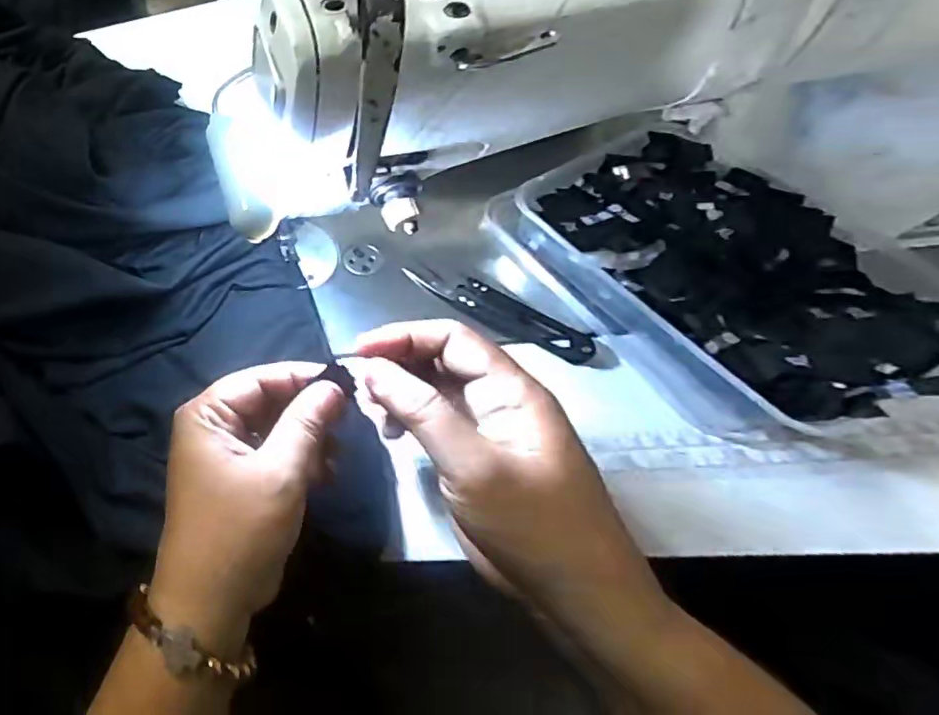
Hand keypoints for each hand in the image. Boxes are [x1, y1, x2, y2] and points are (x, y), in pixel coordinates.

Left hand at [151, 363, 346, 656]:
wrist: (209, 606)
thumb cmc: (240, 531)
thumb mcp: (280, 473)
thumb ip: (306, 423)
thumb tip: (332, 386)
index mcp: (207, 414)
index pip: (259, 378)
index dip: (301, 377)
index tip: (344, 382)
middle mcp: (210, 426)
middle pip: (266, 401)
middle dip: (307, 411)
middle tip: (349, 419)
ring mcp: (222, 454)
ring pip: (273, 428)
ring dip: (307, 437)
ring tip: (341, 453)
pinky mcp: (236, 479)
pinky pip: (271, 453)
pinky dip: (298, 458)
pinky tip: (328, 472)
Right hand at [356, 321, 665, 634]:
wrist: (581, 602)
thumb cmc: (533, 527)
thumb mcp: (473, 466)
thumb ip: (423, 411)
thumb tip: (372, 368)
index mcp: (510, 388)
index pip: (451, 338)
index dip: (403, 336)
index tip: (359, 351)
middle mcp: (499, 400)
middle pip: (441, 359)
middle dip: (397, 363)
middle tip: (357, 385)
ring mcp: (489, 430)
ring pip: (436, 391)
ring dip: (399, 392)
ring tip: (370, 410)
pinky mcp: (478, 459)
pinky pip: (437, 422)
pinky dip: (409, 419)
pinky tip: (390, 433)